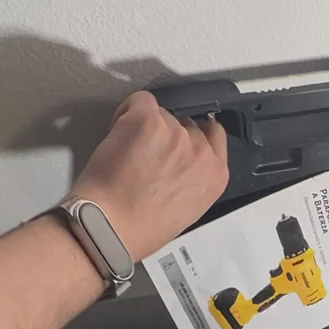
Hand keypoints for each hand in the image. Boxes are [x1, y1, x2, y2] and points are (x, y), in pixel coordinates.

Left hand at [68, 91, 229, 260]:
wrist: (112, 226)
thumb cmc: (143, 227)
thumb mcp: (188, 209)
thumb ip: (194, 178)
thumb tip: (180, 164)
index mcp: (215, 175)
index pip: (215, 135)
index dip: (193, 135)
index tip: (179, 142)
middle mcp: (200, 152)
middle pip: (187, 122)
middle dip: (169, 133)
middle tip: (148, 152)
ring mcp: (175, 133)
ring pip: (162, 113)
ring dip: (146, 126)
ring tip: (130, 153)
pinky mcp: (148, 120)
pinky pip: (141, 101)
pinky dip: (127, 113)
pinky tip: (120, 138)